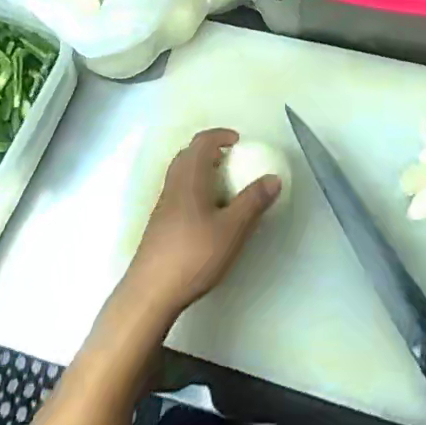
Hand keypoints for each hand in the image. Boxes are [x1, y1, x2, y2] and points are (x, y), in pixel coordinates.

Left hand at [121, 128, 280, 317]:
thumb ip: (253, 202)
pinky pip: (179, 188)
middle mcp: (174, 182)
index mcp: (190, 176)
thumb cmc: (194, 254)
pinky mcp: (160, 219)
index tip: (239, 141)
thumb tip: (273, 178)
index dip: (220, 135)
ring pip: (182, 170)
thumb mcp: (232, 229)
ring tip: (223, 182)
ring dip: (201, 167)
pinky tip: (207, 209)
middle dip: (211, 149)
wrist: (152, 289)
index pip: (202, 141)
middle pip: (189, 152)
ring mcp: (164, 201)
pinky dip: (195, 184)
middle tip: (233, 159)